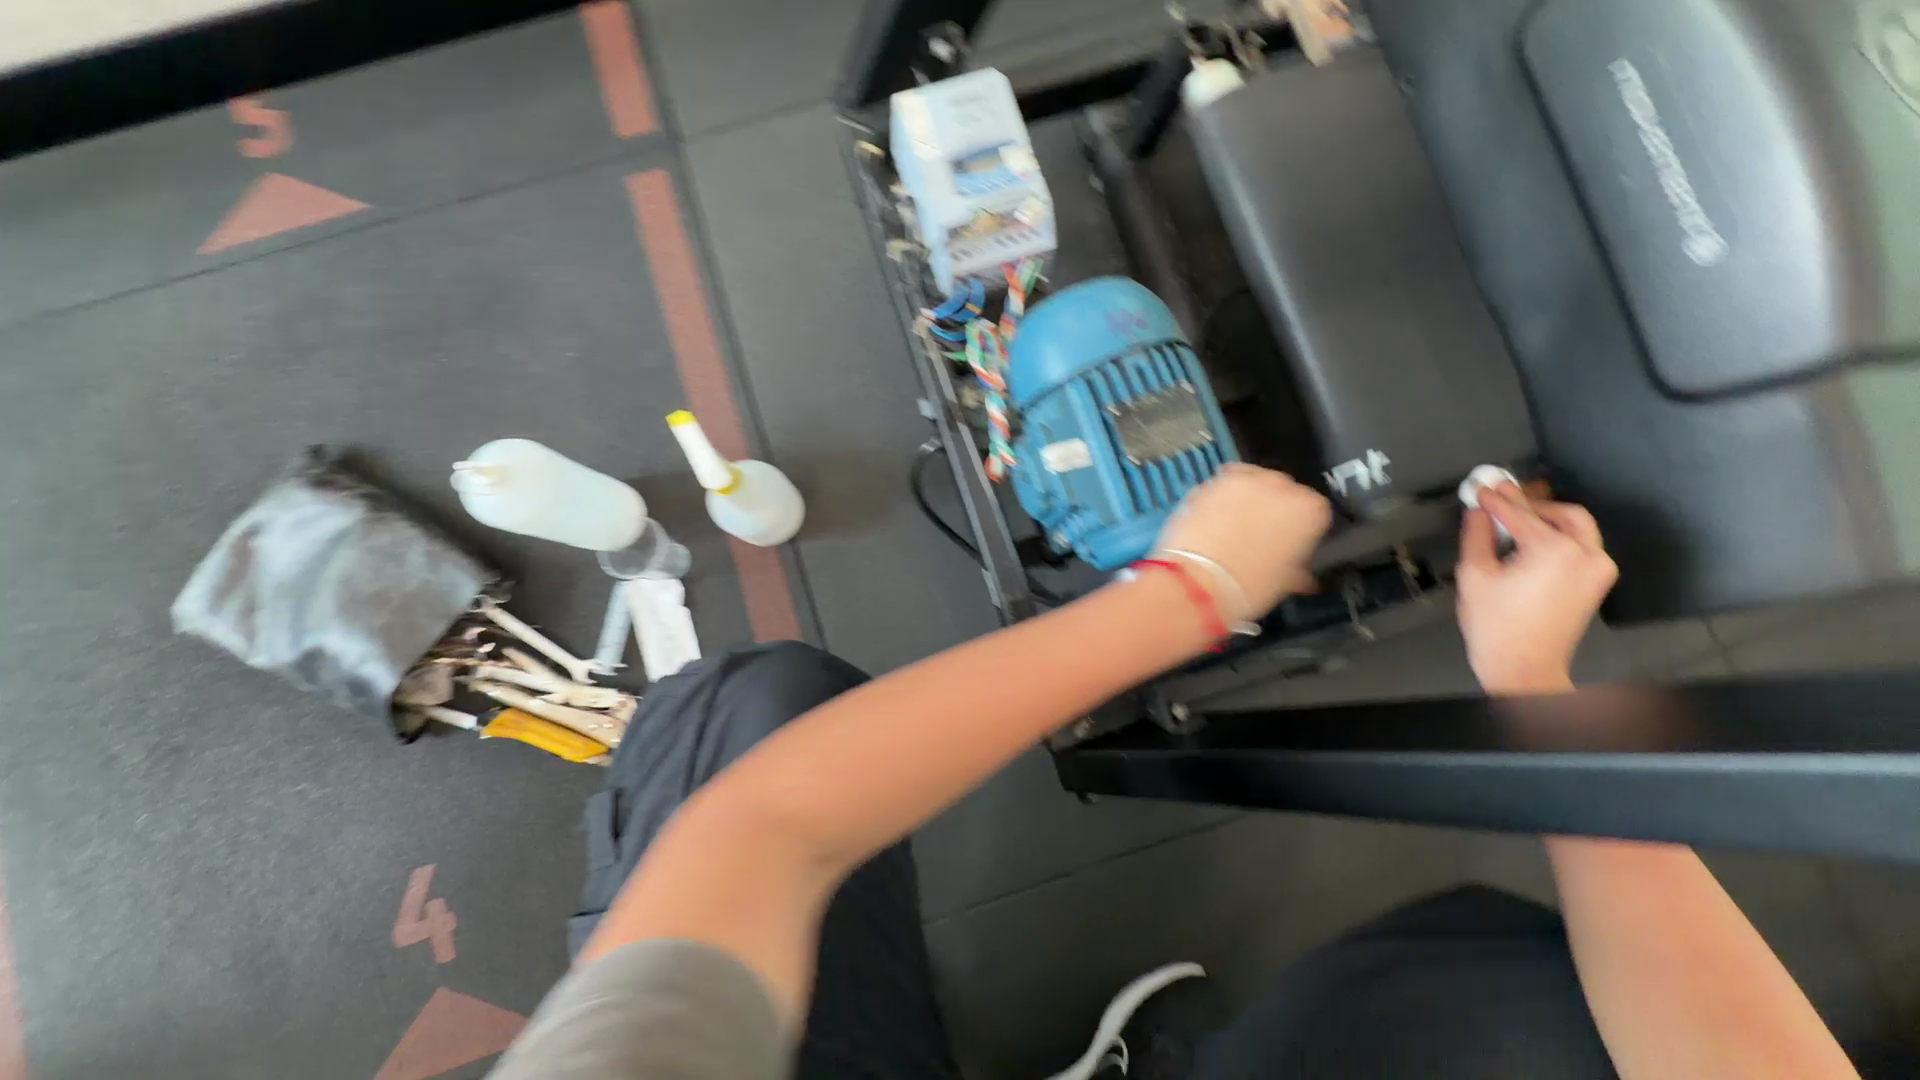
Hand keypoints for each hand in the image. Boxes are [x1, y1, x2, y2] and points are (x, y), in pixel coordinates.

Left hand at [1154, 464, 1331, 620]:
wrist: (1199, 583)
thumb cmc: (1247, 586)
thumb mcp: (1285, 581)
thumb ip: (1297, 568)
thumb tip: (1299, 575)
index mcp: (1310, 509)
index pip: (1314, 510)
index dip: (1299, 527)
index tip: (1290, 540)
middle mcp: (1281, 486)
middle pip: (1282, 491)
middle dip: (1272, 509)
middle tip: (1259, 536)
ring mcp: (1244, 480)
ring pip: (1252, 482)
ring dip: (1246, 499)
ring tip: (1233, 527)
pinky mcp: (1211, 482)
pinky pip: (1222, 485)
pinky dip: (1219, 498)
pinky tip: (1213, 519)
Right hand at [1456, 484, 1617, 693]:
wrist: (1523, 665)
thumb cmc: (1495, 624)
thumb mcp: (1474, 574)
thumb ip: (1476, 534)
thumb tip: (1478, 510)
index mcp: (1554, 550)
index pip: (1520, 514)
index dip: (1496, 499)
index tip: (1481, 487)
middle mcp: (1585, 554)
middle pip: (1561, 513)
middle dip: (1530, 504)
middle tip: (1501, 499)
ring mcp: (1597, 569)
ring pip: (1577, 527)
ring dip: (1547, 518)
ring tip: (1515, 520)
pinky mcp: (1597, 582)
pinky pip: (1582, 545)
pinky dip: (1559, 536)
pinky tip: (1532, 541)